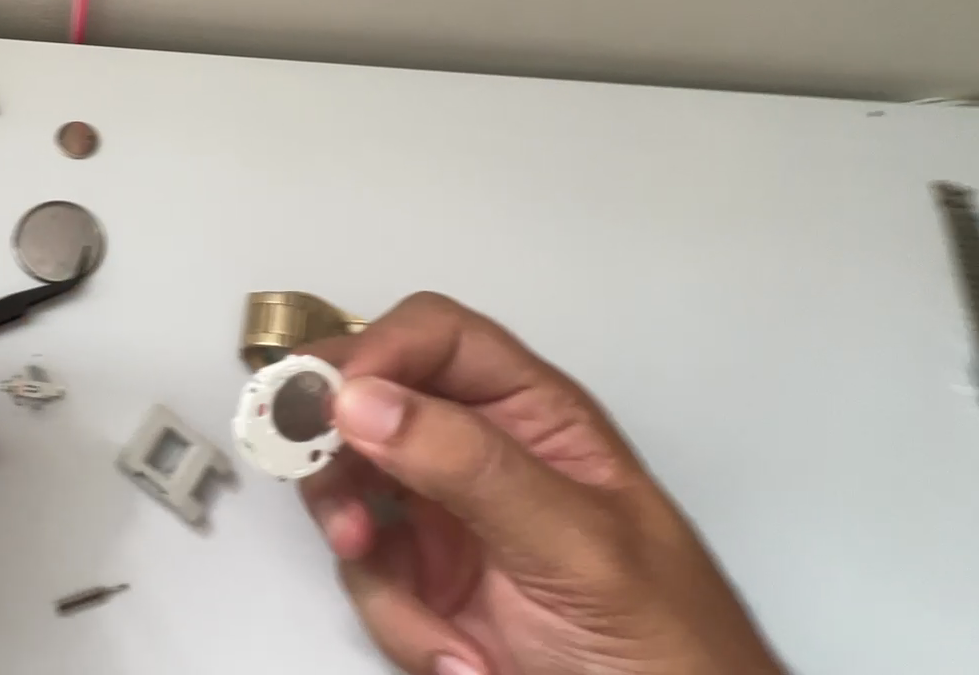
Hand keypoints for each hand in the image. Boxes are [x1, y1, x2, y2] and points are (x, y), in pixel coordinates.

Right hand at [301, 293, 781, 674]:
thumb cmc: (658, 649)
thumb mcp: (577, 549)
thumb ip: (470, 466)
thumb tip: (354, 397)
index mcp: (528, 412)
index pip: (436, 336)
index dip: (379, 349)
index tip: (332, 401)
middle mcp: (471, 444)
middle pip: (368, 396)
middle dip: (337, 442)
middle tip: (320, 480)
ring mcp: (438, 508)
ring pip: (346, 477)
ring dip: (349, 527)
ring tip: (378, 571)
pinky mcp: (417, 573)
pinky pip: (362, 564)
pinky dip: (389, 611)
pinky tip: (453, 657)